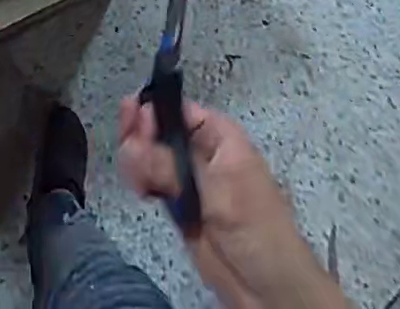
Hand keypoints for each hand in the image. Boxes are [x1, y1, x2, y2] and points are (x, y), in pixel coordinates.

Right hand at [119, 98, 347, 308]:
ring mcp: (186, 177)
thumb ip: (172, 167)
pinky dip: (138, 180)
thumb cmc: (257, 229)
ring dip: (135, 161)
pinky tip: (141, 191)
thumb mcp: (218, 191)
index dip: (152, 112)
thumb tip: (131, 144)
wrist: (268, 289)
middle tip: (131, 154)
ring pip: (147, 153)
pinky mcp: (177, 203)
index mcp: (217, 135)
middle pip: (157, 128)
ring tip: (139, 181)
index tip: (133, 123)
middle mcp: (199, 149)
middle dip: (138, 136)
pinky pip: (148, 180)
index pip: (176, 109)